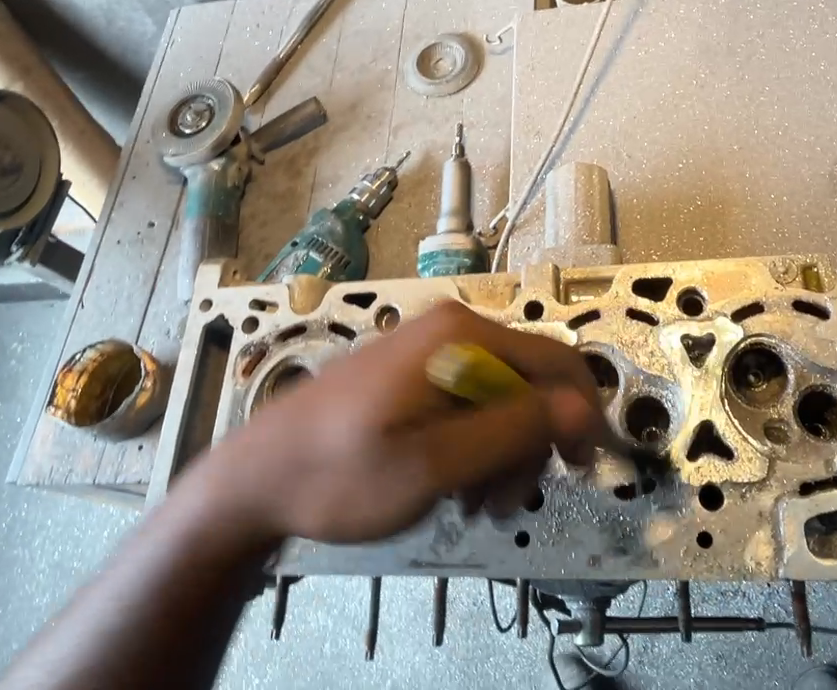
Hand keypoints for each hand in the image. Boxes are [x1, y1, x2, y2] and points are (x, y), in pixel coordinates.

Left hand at [192, 300, 611, 545]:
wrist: (255, 478)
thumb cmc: (338, 473)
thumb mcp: (431, 463)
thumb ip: (510, 430)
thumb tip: (580, 406)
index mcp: (460, 336)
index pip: (554, 361)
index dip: (580, 413)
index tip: (581, 467)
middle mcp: (452, 331)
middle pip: (529, 382)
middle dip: (530, 444)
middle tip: (507, 501)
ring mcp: (431, 350)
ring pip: (502, 399)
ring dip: (502, 454)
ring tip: (474, 504)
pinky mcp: (415, 375)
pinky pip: (469, 404)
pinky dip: (475, 447)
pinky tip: (454, 485)